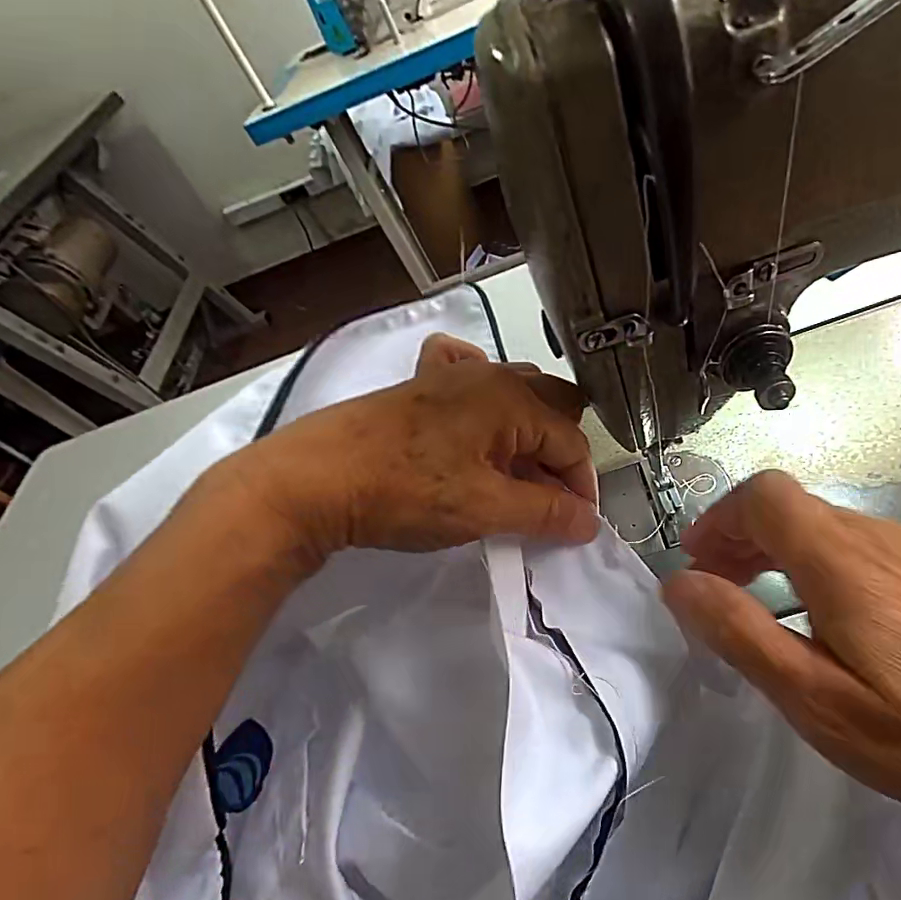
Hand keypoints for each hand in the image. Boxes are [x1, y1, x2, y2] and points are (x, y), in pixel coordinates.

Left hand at [198, 334, 599, 567]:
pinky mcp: (418, 385)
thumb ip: (546, 513)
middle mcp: (488, 375)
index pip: (572, 443)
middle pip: (554, 405)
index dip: (582, 487)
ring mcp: (450, 374)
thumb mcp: (486, 509)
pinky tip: (476, 420)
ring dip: (530, 431)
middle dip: (563, 452)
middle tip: (551, 496)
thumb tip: (589, 521)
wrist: (311, 481)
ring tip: (517, 474)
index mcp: (511, 399)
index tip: (576, 525)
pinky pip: (468, 374)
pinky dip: (485, 396)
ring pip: (516, 391)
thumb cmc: (405, 493)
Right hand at [661, 471, 900, 848]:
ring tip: (772, 609)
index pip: (765, 496)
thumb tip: (681, 583)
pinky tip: (841, 625)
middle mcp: (888, 539)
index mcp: (845, 561)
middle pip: (798, 509)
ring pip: (836, 530)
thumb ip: (740, 633)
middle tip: (720, 589)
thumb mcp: (817, 700)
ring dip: (787, 555)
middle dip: (745, 538)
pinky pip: (873, 553)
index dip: (719, 519)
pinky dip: (830, 569)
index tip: (697, 562)